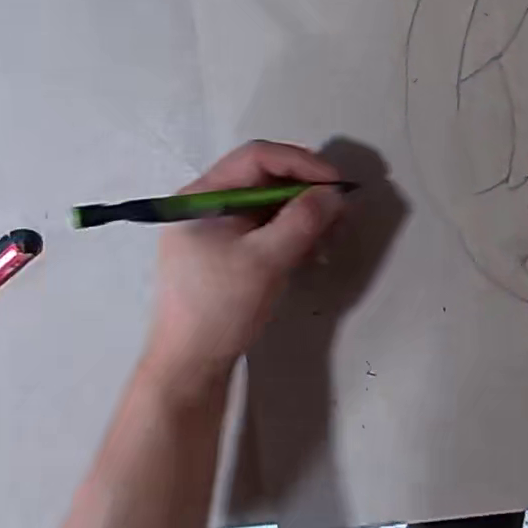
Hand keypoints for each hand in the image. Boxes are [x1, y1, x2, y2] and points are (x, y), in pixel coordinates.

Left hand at [145, 141, 346, 391]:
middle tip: (339, 208)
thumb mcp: (266, 261)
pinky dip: (291, 232)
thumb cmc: (220, 309)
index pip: (256, 157)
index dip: (301, 163)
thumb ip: (303, 221)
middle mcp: (206, 205)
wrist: (188, 369)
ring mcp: (215, 229)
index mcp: (202, 196)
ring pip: (267, 203)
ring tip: (331, 232)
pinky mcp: (227, 252)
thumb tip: (335, 194)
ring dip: (302, 212)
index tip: (337, 183)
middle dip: (305, 188)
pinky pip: (264, 227)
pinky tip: (313, 248)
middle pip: (263, 177)